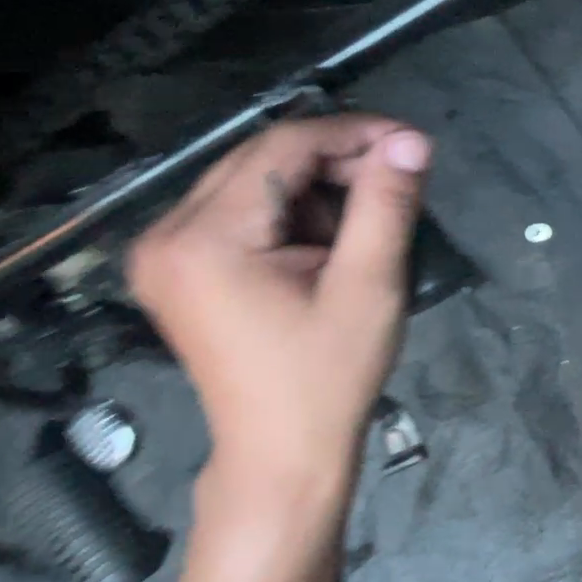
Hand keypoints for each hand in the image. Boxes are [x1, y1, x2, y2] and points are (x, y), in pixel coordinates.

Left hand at [128, 116, 430, 489]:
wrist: (283, 449)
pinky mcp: (180, 268)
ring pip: (255, 179)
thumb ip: (387, 205)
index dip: (353, 133)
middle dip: (339, 158)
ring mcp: (167, 252)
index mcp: (206, 238)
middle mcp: (168, 233)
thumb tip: (413, 141)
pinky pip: (243, 209)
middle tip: (401, 180)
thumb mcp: (370, 284)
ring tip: (367, 224)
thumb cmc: (329, 372)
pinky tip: (330, 242)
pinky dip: (296, 210)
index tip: (414, 144)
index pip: (282, 147)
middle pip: (262, 157)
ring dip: (320, 185)